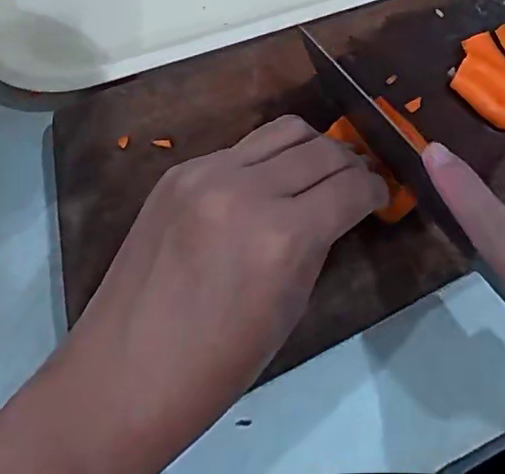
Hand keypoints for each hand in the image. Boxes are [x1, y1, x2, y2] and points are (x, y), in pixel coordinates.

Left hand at [0, 115, 385, 473]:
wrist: (123, 374)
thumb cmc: (217, 364)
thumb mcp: (289, 308)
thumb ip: (318, 243)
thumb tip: (339, 206)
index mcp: (282, 237)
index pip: (350, 188)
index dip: (376, 188)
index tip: (382, 193)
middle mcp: (246, 190)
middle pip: (322, 148)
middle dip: (350, 163)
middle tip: (355, 182)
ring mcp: (207, 173)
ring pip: (283, 130)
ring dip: (311, 147)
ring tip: (316, 172)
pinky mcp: (179, 170)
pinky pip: (240, 148)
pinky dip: (265, 160)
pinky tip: (262, 187)